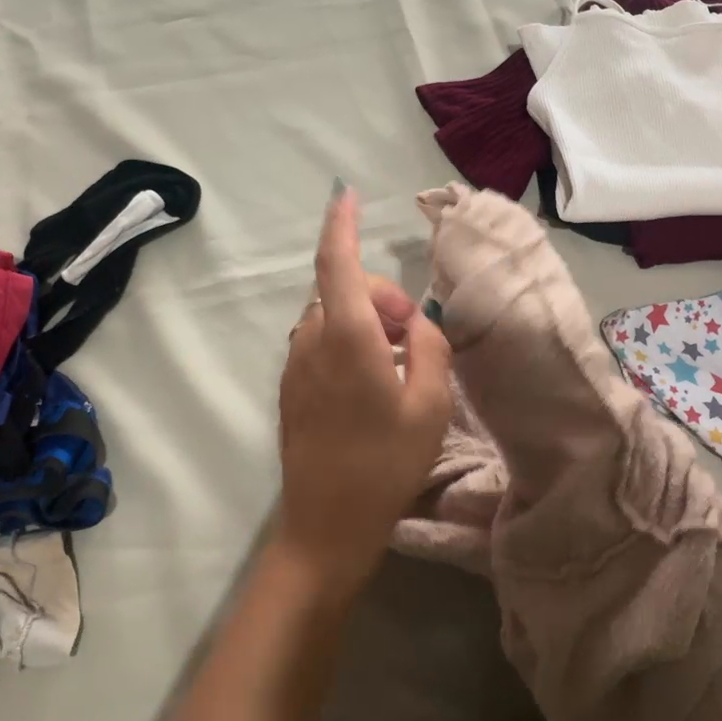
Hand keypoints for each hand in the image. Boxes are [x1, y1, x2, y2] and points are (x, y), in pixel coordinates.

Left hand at [275, 186, 453, 600]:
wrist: (326, 526)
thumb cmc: (385, 464)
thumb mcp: (431, 405)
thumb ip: (430, 347)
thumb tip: (417, 323)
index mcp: (345, 336)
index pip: (336, 262)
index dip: (341, 223)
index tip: (346, 194)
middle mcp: (310, 341)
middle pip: (343, 291)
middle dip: (382, 299)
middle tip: (416, 340)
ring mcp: (294, 366)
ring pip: (331, 318)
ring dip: (365, 324)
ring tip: (398, 370)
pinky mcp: (289, 389)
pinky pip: (321, 344)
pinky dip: (348, 344)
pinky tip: (372, 388)